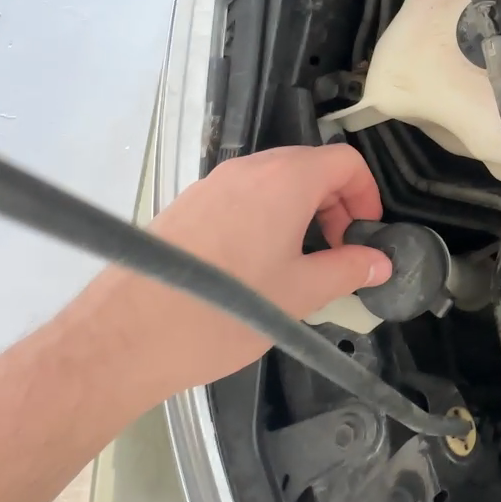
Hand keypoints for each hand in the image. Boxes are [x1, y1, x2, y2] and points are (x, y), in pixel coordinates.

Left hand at [63, 144, 393, 405]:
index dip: (367, 194)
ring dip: (301, 211)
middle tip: (337, 251)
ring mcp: (214, 183)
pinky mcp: (187, 204)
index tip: (365, 234)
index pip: (346, 161)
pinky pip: (243, 195)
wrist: (120, 339)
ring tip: (298, 261)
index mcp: (286, 179)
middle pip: (312, 166)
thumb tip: (380, 262)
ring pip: (276, 181)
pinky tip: (254, 264)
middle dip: (336, 204)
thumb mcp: (300, 295)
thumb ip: (348, 271)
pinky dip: (266, 216)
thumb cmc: (223, 311)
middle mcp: (250, 168)